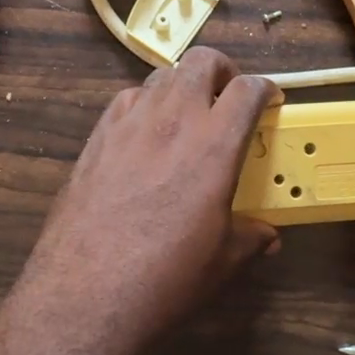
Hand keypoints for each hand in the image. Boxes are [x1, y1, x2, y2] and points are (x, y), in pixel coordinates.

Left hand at [0, 49, 279, 354]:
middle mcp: (174, 119)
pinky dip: (145, 104)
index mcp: (215, 144)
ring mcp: (131, 122)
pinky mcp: (97, 136)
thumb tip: (267, 236)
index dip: (265, 89)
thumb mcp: (222, 262)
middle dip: (222, 70)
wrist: (84, 293)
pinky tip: (145, 134)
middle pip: (202, 60)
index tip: (269, 100)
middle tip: (227, 97)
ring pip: (163, 75)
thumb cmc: (165, 278)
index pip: (248, 89)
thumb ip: (249, 238)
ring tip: (187, 114)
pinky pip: (127, 99)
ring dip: (183, 85)